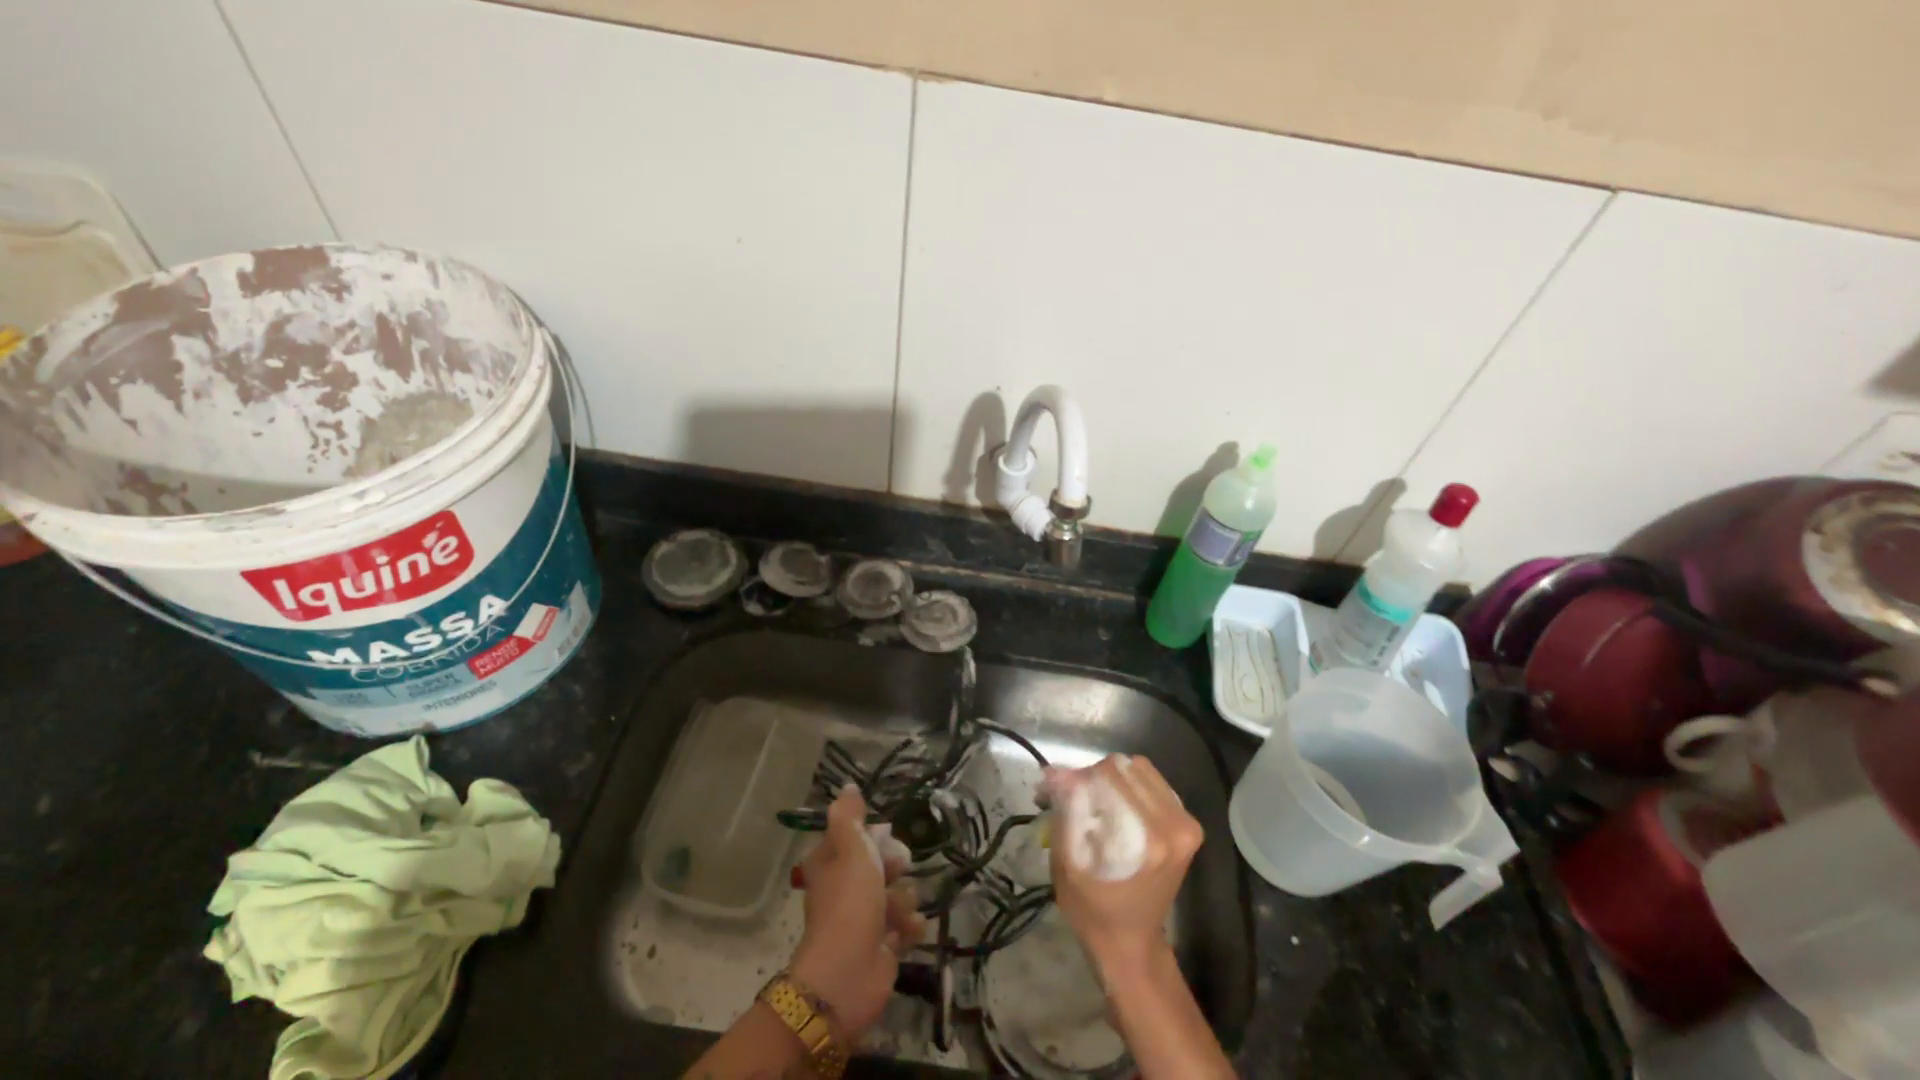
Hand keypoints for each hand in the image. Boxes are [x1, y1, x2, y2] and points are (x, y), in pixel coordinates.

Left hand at [787, 785, 926, 1041]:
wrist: (848, 974)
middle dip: (895, 867)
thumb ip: (850, 817)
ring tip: (895, 914)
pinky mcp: (884, 944)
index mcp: (831, 863)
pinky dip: (909, 927)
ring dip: (903, 901)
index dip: (875, 836)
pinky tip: (904, 934)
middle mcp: (846, 888)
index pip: (858, 836)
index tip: (886, 836)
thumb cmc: (848, 905)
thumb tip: (849, 786)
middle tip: (894, 872)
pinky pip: (908, 924)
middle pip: (883, 863)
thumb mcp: (850, 850)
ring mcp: (866, 918)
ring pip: (899, 893)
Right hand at [1044, 755, 1202, 975]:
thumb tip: (1056, 773)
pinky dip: (1129, 789)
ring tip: (1090, 803)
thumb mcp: (1068, 864)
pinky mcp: (1188, 826)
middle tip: (1070, 798)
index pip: (1110, 775)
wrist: (1130, 942)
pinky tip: (1112, 809)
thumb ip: (1066, 812)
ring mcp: (1187, 824)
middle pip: (1128, 768)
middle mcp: (1177, 825)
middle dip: (1093, 777)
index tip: (1054, 793)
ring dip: (1111, 780)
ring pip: (1142, 771)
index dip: (1077, 778)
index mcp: (1150, 838)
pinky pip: (1154, 786)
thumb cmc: (1093, 911)